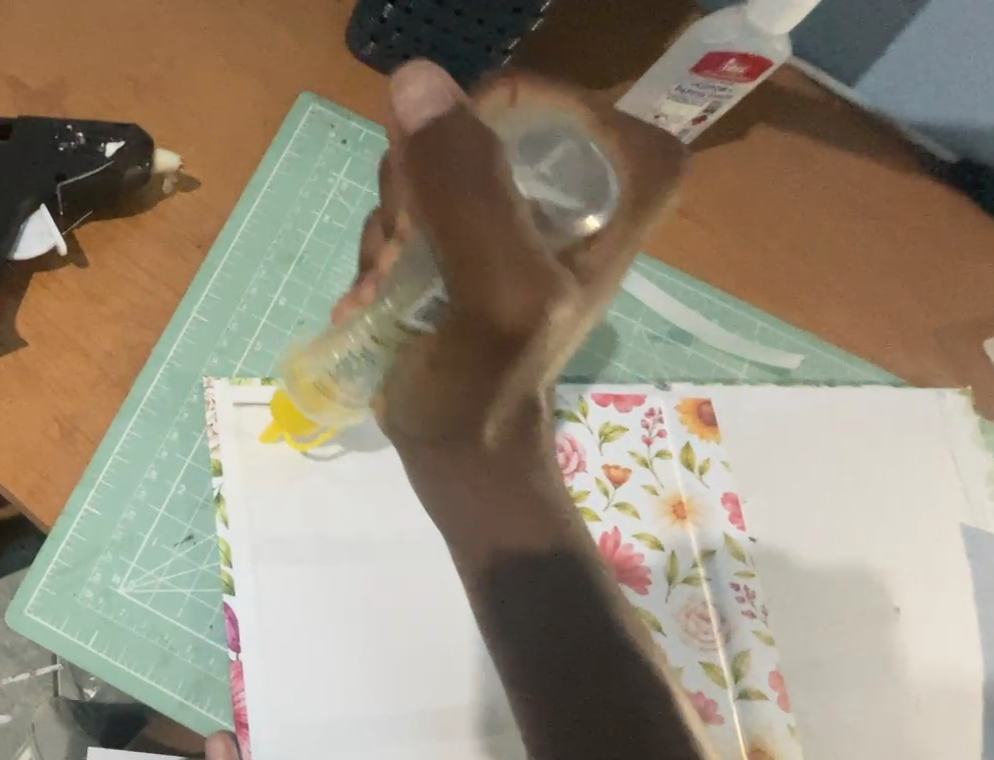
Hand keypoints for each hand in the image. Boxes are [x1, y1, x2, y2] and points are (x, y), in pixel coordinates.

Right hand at [338, 61, 684, 452]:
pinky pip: (403, 214)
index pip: (513, 103)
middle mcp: (573, 175)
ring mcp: (512, 210)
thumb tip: (410, 78)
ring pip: (420, 177)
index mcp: (621, 169)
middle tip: (403, 267)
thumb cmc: (490, 383)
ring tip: (386, 294)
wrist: (462, 448)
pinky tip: (372, 301)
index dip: (449, 159)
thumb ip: (463, 190)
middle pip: (458, 138)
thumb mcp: (493, 288)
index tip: (425, 232)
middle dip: (411, 207)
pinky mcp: (465, 241)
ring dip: (386, 239)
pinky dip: (377, 259)